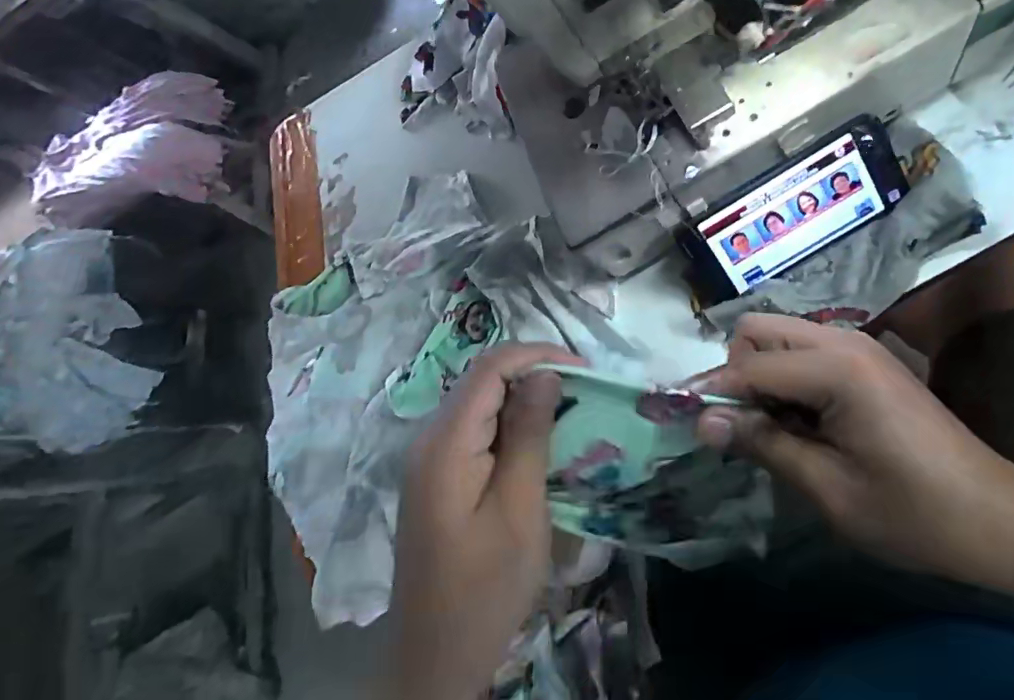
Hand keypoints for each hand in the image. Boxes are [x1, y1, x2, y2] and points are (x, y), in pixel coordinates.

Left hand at [389, 344, 582, 699]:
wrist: (436, 659)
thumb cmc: (485, 588)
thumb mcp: (519, 509)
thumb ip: (529, 434)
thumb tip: (545, 373)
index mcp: (444, 443)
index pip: (490, 367)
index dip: (538, 355)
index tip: (585, 370)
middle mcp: (428, 439)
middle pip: (483, 379)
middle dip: (535, 373)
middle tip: (585, 391)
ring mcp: (429, 458)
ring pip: (482, 402)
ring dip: (526, 398)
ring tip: (572, 410)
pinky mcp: (438, 476)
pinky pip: (477, 429)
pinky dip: (512, 423)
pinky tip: (542, 439)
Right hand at [694, 313, 1013, 577]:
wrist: (991, 514)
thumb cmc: (911, 511)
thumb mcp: (829, 488)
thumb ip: (764, 443)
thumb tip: (703, 420)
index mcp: (835, 367)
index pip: (749, 366)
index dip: (711, 393)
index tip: (684, 422)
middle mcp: (842, 340)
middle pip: (759, 330)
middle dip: (737, 372)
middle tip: (744, 428)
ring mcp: (857, 345)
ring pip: (780, 336)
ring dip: (761, 374)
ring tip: (772, 431)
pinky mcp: (866, 359)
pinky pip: (805, 351)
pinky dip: (787, 377)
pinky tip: (801, 422)